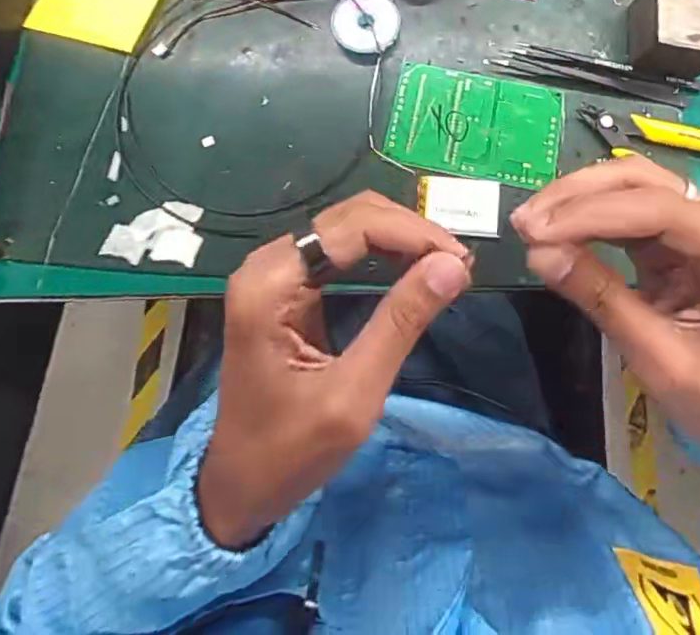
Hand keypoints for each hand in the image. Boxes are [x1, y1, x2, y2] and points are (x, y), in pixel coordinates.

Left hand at [198, 192, 471, 547]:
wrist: (239, 483)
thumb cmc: (289, 450)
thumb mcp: (353, 394)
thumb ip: (400, 323)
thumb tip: (452, 266)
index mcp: (270, 284)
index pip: (350, 226)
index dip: (410, 232)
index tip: (460, 259)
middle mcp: (266, 263)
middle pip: (347, 216)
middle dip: (406, 230)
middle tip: (457, 262)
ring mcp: (272, 271)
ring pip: (345, 226)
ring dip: (396, 237)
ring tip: (443, 263)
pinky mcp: (284, 284)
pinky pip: (337, 249)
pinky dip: (379, 251)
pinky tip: (409, 266)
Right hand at [511, 157, 699, 474]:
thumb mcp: (658, 359)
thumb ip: (601, 299)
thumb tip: (539, 253)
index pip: (668, 211)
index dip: (598, 213)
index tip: (539, 232)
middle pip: (650, 183)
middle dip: (581, 196)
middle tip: (527, 221)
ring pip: (635, 185)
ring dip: (578, 197)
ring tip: (531, 221)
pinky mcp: (677, 237)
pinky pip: (627, 207)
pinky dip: (586, 213)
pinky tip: (554, 225)